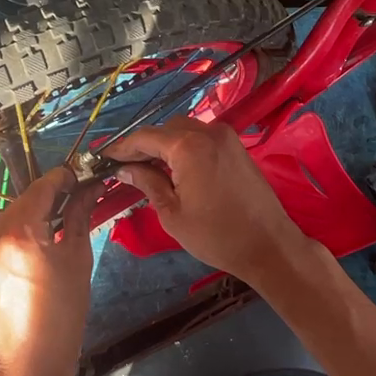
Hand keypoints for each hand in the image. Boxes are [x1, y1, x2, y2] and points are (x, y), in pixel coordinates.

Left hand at [0, 166, 99, 375]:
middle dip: (39, 210)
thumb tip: (90, 186)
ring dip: (16, 229)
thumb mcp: (77, 259)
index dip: (59, 179)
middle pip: (19, 207)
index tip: (72, 179)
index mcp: (20, 234)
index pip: (40, 188)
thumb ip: (79, 215)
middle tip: (57, 222)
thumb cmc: (62, 313)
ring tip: (32, 253)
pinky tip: (11, 270)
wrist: (29, 364)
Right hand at [103, 118, 313, 281]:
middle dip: (145, 145)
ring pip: (184, 130)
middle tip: (128, 167)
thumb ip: (147, 183)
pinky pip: (202, 137)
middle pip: (165, 129)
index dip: (123, 147)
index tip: (106, 157)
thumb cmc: (217, 236)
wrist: (269, 245)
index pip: (145, 137)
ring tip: (152, 169)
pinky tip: (178, 168)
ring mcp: (225, 136)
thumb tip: (125, 168)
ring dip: (166, 145)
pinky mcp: (236, 146)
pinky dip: (185, 147)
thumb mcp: (172, 214)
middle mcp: (207, 132)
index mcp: (188, 146)